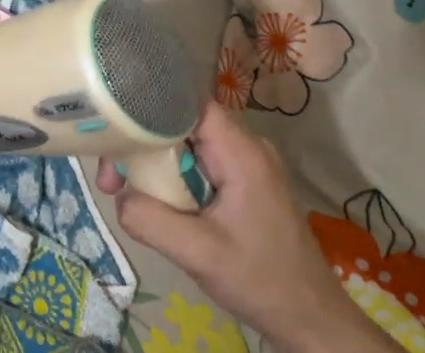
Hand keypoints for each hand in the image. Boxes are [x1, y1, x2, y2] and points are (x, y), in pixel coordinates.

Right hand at [95, 103, 399, 352]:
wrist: (313, 322)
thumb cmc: (262, 281)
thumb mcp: (197, 253)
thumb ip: (148, 218)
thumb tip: (120, 196)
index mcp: (242, 153)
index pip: (184, 102)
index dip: (144, 108)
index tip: (111, 132)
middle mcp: (245, 147)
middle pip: (177, 121)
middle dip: (137, 144)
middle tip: (111, 179)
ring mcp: (244, 164)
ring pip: (181, 142)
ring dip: (148, 163)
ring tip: (124, 192)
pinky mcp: (239, 181)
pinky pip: (191, 161)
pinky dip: (166, 175)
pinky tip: (151, 200)